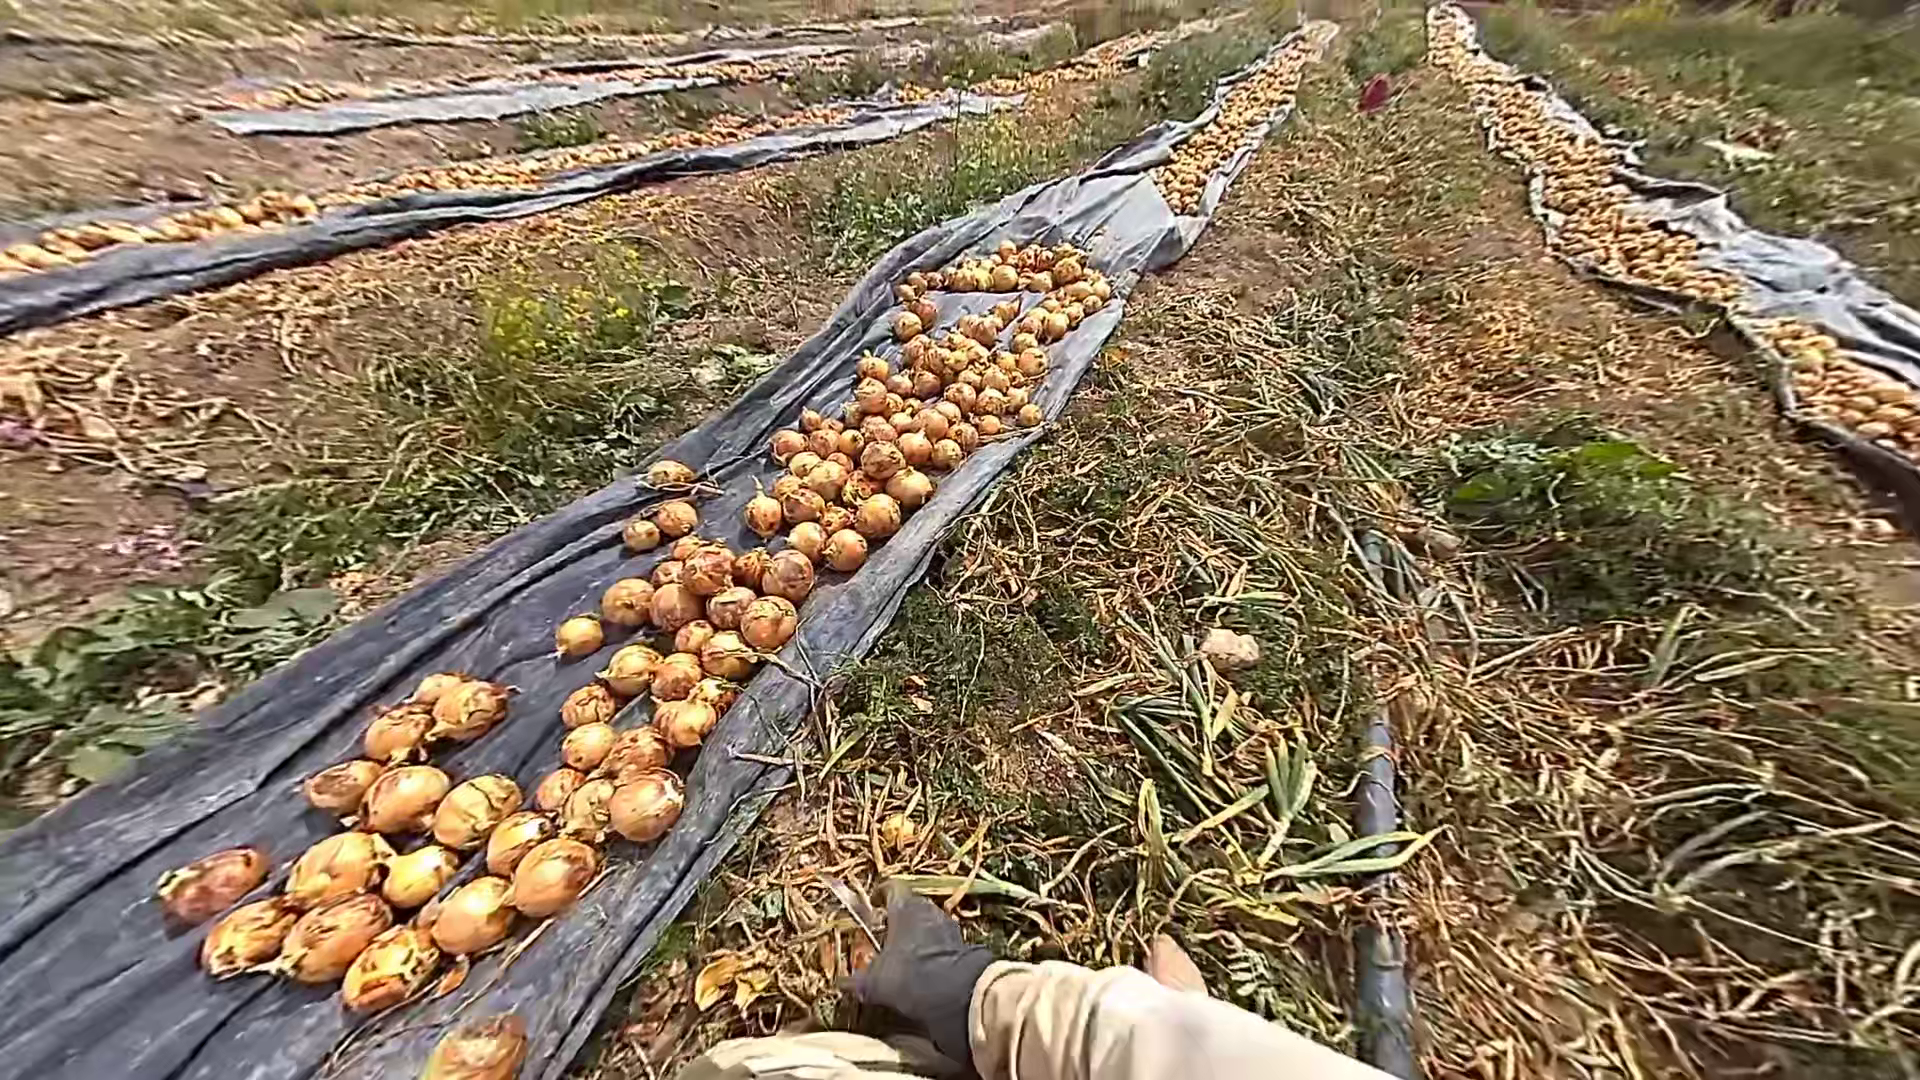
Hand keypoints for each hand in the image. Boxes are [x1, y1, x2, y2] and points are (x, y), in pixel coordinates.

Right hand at [850, 881, 994, 1064]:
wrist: (954, 990)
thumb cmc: (907, 973)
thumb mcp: (876, 981)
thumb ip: (858, 980)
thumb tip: (841, 984)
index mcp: (903, 905)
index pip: (891, 887)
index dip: (881, 894)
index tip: (873, 903)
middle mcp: (926, 906)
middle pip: (909, 904)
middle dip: (898, 917)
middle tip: (885, 934)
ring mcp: (945, 922)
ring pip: (926, 920)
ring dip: (916, 933)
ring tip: (904, 954)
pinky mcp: (960, 941)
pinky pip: (940, 939)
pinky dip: (931, 948)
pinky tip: (923, 968)